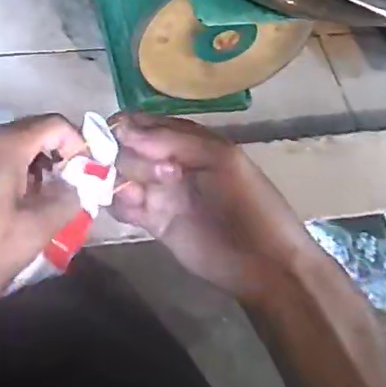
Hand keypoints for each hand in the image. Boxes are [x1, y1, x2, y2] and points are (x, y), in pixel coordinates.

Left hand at [0, 114, 87, 294]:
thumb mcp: (31, 231)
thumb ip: (65, 203)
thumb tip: (79, 186)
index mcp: (8, 143)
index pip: (56, 124)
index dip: (80, 145)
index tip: (90, 175)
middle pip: (37, 130)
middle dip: (61, 156)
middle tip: (73, 189)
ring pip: (17, 144)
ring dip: (39, 166)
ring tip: (48, 201)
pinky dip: (18, 170)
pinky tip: (17, 205)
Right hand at [110, 113, 319, 301]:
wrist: (267, 264)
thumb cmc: (248, 203)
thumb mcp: (219, 158)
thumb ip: (171, 140)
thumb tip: (122, 130)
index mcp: (184, 138)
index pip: (139, 122)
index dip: (123, 127)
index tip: (118, 139)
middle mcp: (165, 159)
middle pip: (123, 147)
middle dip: (126, 156)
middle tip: (158, 175)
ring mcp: (158, 190)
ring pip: (119, 175)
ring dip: (118, 180)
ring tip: (141, 197)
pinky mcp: (152, 220)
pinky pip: (121, 205)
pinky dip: (119, 204)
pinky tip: (136, 211)